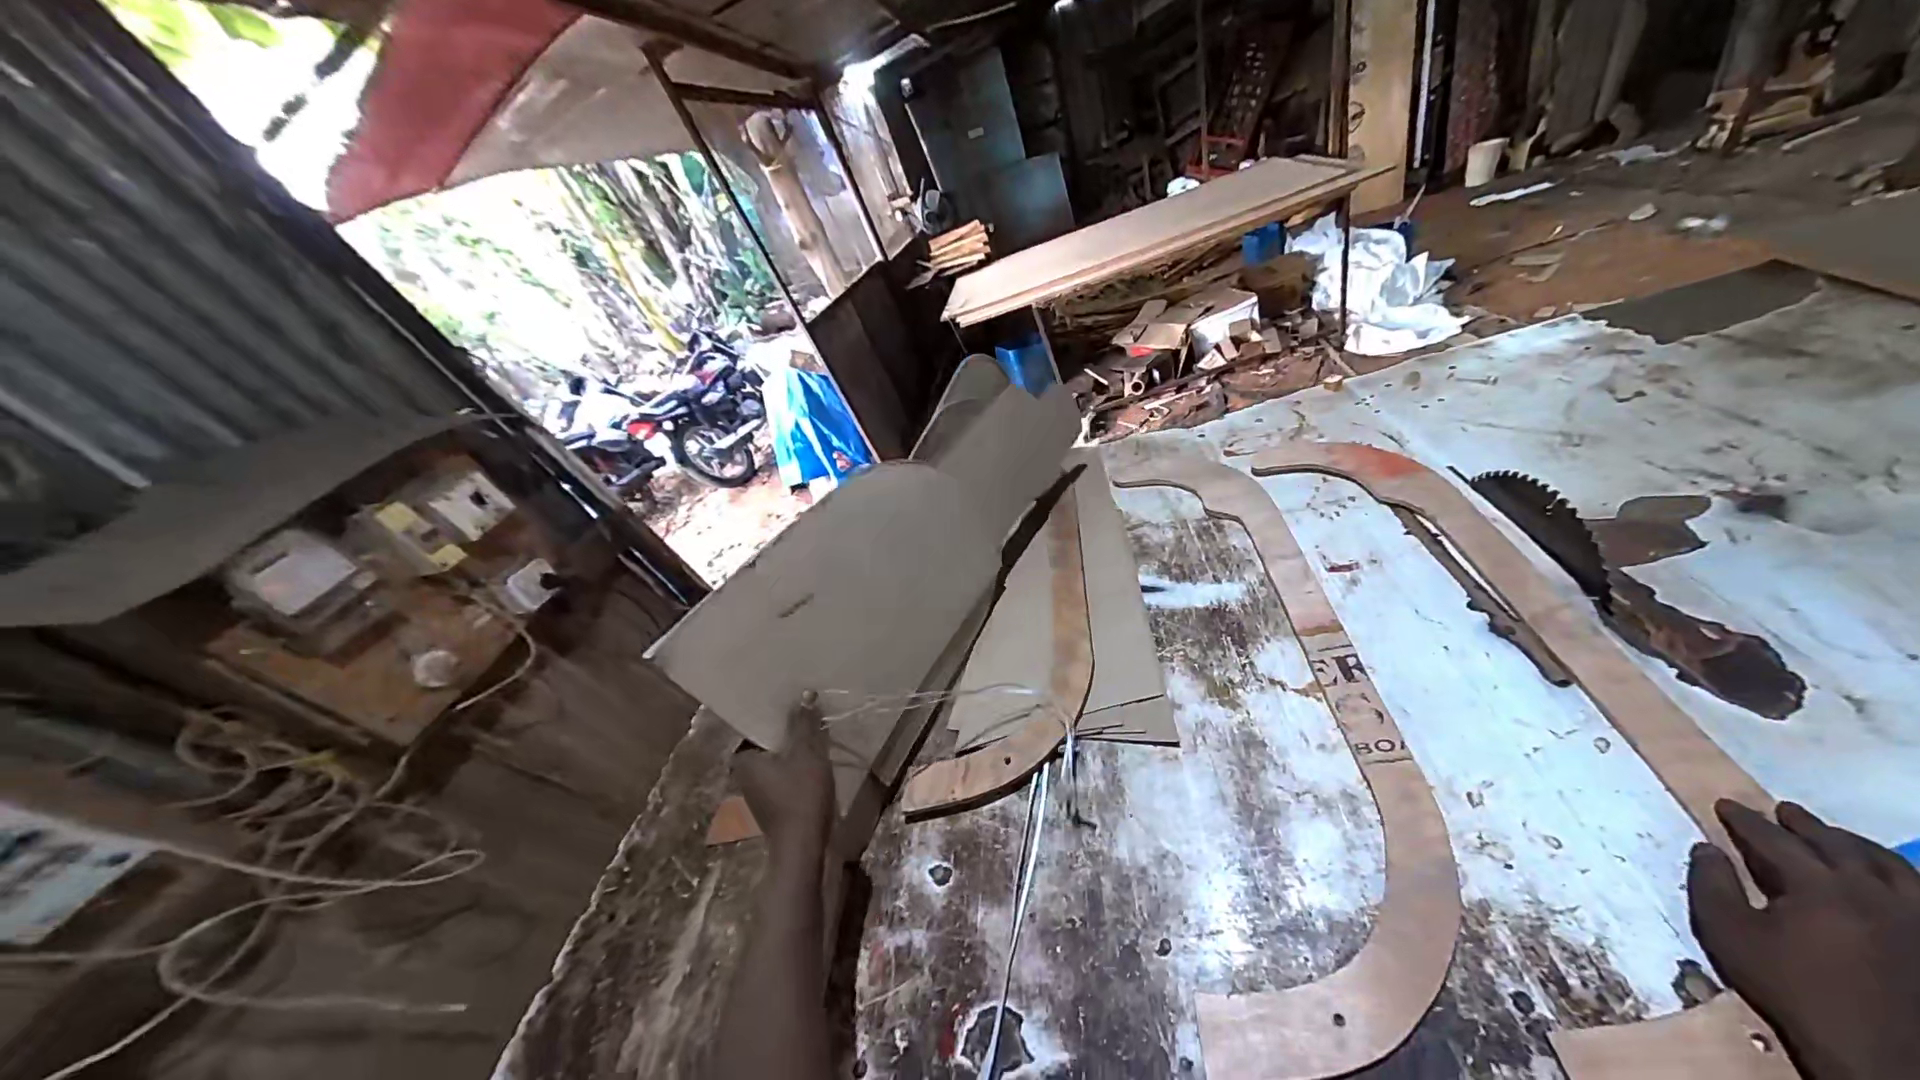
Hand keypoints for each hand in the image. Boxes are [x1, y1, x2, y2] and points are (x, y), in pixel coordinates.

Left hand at [734, 692, 833, 859]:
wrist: (804, 848)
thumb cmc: (800, 796)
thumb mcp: (807, 753)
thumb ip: (804, 723)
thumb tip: (805, 695)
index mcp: (744, 759)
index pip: (754, 726)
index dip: (774, 712)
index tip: (792, 698)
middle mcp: (745, 775)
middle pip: (767, 742)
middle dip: (786, 729)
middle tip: (808, 709)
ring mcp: (759, 792)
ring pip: (778, 759)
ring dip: (794, 748)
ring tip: (815, 728)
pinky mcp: (775, 804)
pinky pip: (785, 774)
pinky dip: (798, 766)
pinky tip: (816, 757)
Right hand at [1688, 799, 1919, 1079]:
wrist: (1874, 1050)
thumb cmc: (1791, 986)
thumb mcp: (1729, 933)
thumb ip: (1711, 884)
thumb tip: (1706, 848)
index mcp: (1818, 886)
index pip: (1774, 839)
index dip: (1745, 819)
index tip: (1725, 805)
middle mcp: (1871, 892)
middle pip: (1836, 845)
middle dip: (1805, 824)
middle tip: (1783, 810)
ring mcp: (1914, 917)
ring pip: (1888, 864)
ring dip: (1854, 843)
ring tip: (1835, 836)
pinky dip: (1899, 872)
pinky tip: (1888, 874)